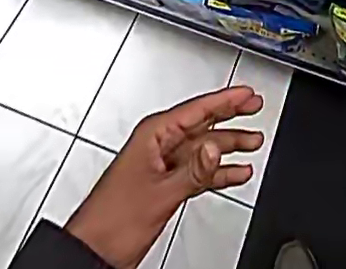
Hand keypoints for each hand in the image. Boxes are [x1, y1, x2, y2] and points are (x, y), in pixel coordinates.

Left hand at [66, 86, 264, 268]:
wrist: (90, 255)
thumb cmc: (110, 221)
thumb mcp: (159, 193)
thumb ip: (193, 169)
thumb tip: (218, 147)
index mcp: (154, 135)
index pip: (198, 109)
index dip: (226, 100)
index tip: (247, 93)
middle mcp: (160, 145)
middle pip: (204, 124)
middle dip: (231, 116)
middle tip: (255, 106)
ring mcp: (163, 165)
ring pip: (204, 148)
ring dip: (229, 146)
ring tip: (253, 142)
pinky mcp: (166, 185)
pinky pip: (199, 172)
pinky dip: (218, 172)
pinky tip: (236, 172)